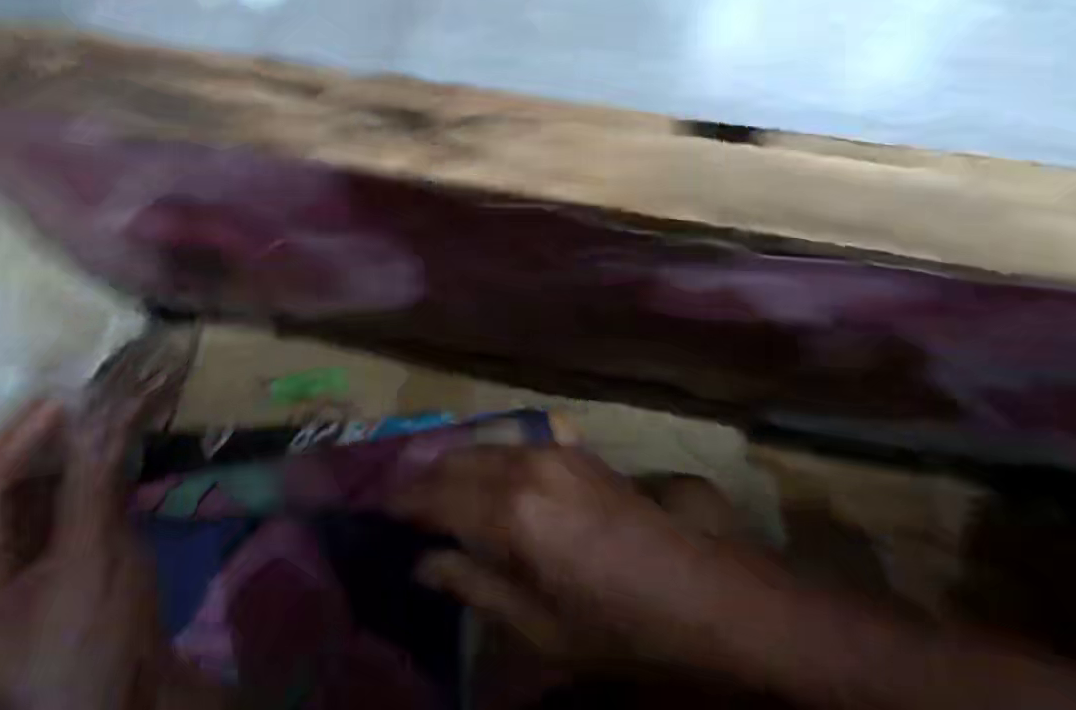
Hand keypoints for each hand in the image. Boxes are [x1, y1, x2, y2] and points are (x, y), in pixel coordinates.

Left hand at [0, 395, 219, 709]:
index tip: (66, 393)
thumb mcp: (89, 562)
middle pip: (8, 488)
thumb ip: (90, 482)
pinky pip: (60, 509)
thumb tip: (97, 410)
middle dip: (51, 442)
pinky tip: (110, 448)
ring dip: (72, 454)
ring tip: (103, 412)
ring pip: (38, 494)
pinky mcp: (46, 570)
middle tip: (90, 396)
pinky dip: (86, 477)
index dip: (26, 437)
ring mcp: (10, 574)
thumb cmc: (93, 648)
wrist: (132, 709)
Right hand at [392, 446, 1075, 709]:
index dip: (397, 504)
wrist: (708, 595)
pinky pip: (508, 445)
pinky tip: (477, 481)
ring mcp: (550, 452)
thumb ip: (473, 586)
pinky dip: (482, 459)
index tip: (367, 510)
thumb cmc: (621, 630)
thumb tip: (423, 565)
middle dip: (416, 480)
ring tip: (425, 490)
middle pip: (449, 463)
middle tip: (390, 501)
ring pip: (477, 448)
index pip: (431, 498)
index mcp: (509, 513)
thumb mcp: (540, 628)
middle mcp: (522, 467)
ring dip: (448, 466)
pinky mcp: (572, 450)